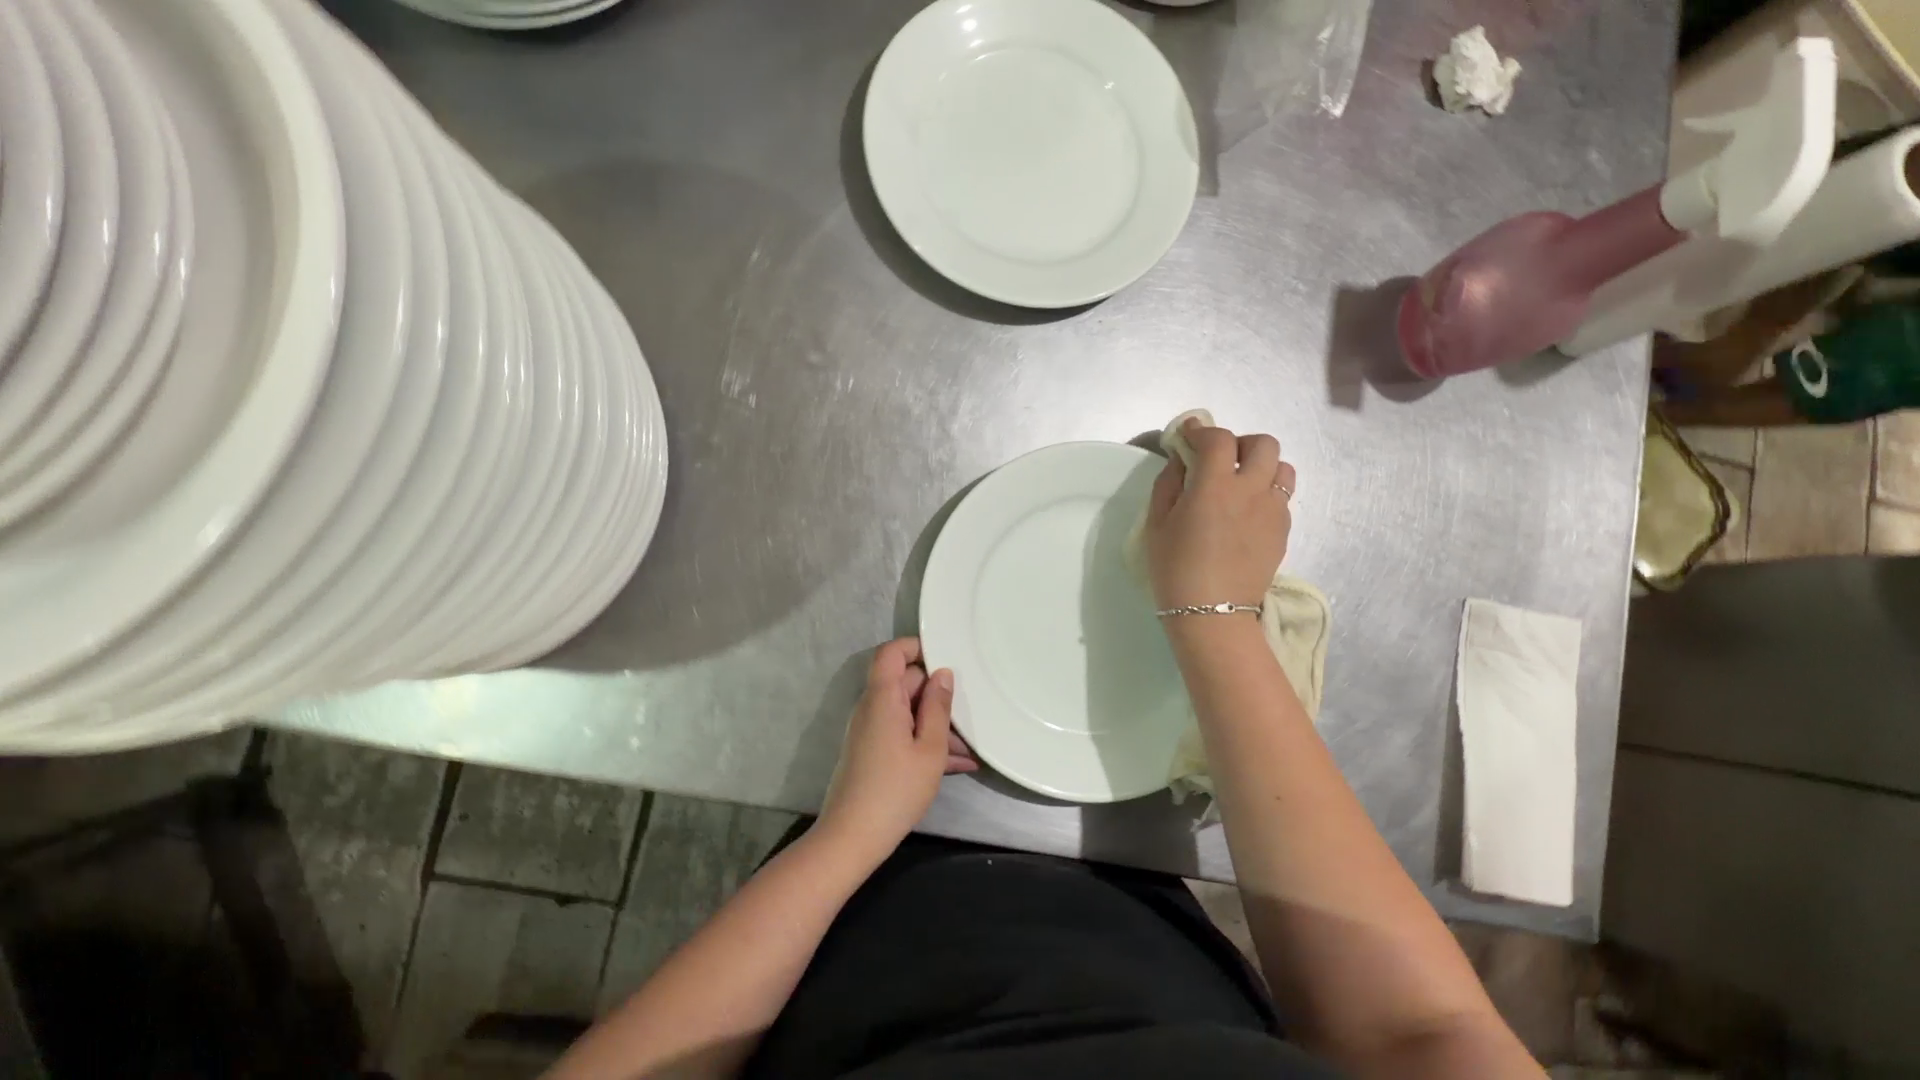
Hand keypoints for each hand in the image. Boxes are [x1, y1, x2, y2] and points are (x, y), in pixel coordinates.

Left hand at [818, 637, 976, 858]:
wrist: (852, 836)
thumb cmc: (896, 789)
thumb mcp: (930, 749)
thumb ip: (937, 707)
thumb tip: (942, 674)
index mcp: (882, 698)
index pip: (892, 653)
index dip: (917, 647)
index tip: (948, 655)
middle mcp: (871, 708)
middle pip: (905, 683)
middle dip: (937, 694)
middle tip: (972, 710)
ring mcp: (870, 731)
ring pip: (908, 712)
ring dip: (937, 724)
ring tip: (972, 749)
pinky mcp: (872, 752)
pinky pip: (903, 734)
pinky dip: (926, 743)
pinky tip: (959, 765)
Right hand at [1145, 419, 1295, 609]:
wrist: (1213, 615)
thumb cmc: (1175, 569)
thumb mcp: (1157, 524)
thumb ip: (1169, 483)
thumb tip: (1182, 460)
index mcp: (1215, 486)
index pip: (1218, 438)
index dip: (1202, 430)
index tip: (1189, 434)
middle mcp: (1251, 491)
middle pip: (1263, 444)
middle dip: (1240, 443)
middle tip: (1220, 460)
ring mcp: (1273, 511)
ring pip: (1282, 469)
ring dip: (1262, 467)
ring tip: (1241, 485)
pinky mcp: (1284, 531)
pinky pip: (1282, 498)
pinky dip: (1265, 495)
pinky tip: (1246, 515)